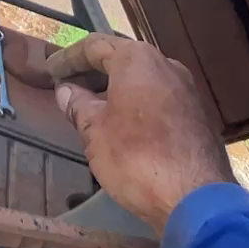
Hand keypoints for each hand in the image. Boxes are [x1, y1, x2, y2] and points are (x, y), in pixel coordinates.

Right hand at [48, 34, 232, 232]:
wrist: (197, 200)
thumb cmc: (136, 156)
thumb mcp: (94, 131)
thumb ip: (77, 105)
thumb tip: (66, 91)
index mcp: (137, 58)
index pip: (94, 46)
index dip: (69, 59)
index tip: (50, 71)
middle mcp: (165, 64)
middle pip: (121, 60)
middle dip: (92, 73)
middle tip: (68, 89)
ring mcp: (186, 90)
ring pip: (141, 80)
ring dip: (114, 90)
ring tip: (91, 109)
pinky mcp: (198, 116)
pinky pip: (158, 99)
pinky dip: (135, 104)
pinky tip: (122, 126)